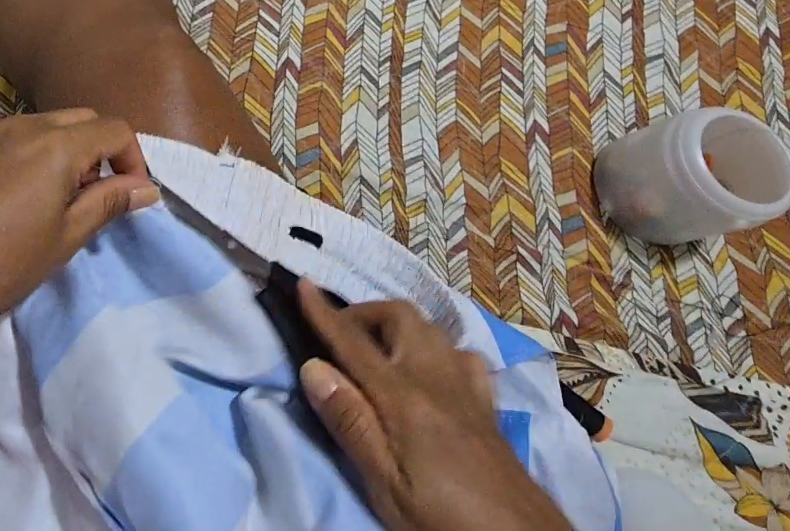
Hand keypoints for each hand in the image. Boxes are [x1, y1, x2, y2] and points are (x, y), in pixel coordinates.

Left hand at [0, 110, 159, 389]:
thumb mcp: (63, 239)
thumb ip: (108, 203)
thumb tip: (147, 189)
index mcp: (56, 144)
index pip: (114, 129)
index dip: (134, 160)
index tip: (132, 197)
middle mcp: (24, 126)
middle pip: (82, 119)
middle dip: (103, 150)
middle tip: (100, 196)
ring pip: (47, 125)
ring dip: (69, 150)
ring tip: (63, 199)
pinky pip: (15, 137)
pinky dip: (36, 154)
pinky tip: (22, 198)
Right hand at [296, 282, 575, 530]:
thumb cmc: (444, 518)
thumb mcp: (386, 485)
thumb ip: (350, 423)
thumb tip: (312, 366)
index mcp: (402, 396)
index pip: (353, 341)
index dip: (324, 312)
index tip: (303, 284)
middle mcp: (434, 377)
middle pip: (398, 316)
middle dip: (365, 313)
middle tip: (343, 337)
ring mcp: (465, 385)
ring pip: (430, 326)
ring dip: (398, 324)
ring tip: (379, 348)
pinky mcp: (486, 402)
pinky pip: (460, 352)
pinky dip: (436, 347)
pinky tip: (431, 369)